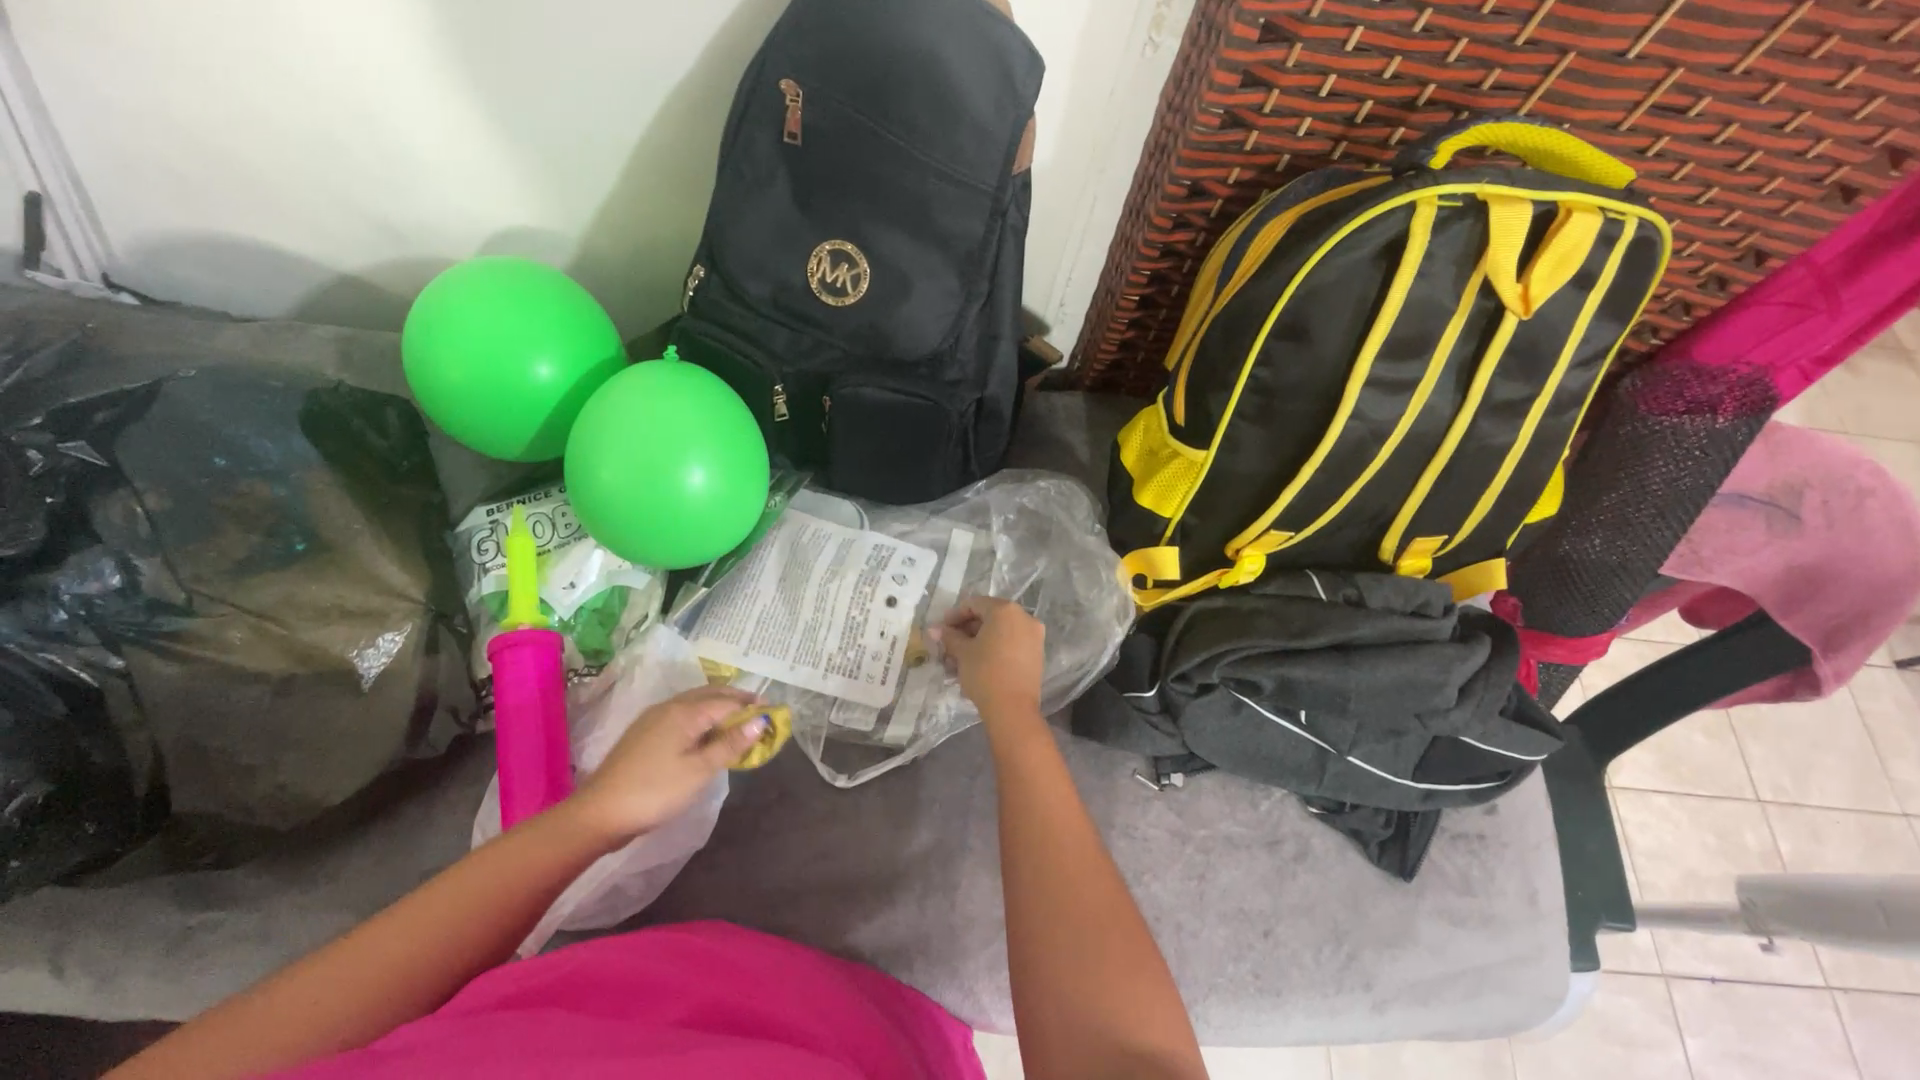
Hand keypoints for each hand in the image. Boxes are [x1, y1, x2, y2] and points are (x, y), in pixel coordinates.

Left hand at [563, 686, 766, 845]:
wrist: (600, 812)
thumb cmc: (655, 791)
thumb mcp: (699, 770)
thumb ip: (730, 744)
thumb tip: (760, 721)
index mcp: (685, 712)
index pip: (728, 702)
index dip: (752, 706)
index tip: (774, 712)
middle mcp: (669, 707)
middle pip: (710, 694)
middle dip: (736, 699)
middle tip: (759, 710)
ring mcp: (653, 719)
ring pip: (694, 703)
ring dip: (718, 706)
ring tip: (737, 720)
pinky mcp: (644, 734)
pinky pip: (682, 714)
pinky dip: (701, 717)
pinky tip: (705, 733)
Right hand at [931, 595, 1045, 718]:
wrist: (1013, 708)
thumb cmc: (985, 672)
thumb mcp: (963, 652)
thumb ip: (949, 636)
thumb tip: (934, 629)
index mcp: (1005, 610)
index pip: (975, 604)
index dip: (955, 615)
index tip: (941, 629)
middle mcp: (1024, 616)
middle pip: (990, 616)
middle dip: (968, 628)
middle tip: (950, 643)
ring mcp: (1034, 635)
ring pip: (1001, 630)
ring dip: (980, 639)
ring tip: (961, 656)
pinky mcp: (1037, 652)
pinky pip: (1012, 642)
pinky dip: (996, 647)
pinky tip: (980, 661)